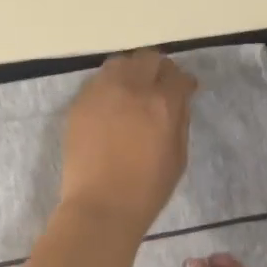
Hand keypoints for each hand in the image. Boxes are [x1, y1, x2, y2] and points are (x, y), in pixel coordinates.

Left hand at [59, 50, 198, 230]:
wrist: (102, 206)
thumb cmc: (147, 191)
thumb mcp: (178, 159)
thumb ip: (180, 123)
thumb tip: (178, 103)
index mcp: (162, 104)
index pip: (178, 77)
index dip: (185, 83)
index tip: (186, 91)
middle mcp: (131, 88)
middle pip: (148, 59)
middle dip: (159, 70)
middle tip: (161, 87)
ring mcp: (101, 92)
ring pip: (120, 63)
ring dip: (132, 72)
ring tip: (134, 91)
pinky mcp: (80, 102)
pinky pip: (98, 81)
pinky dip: (110, 86)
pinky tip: (113, 106)